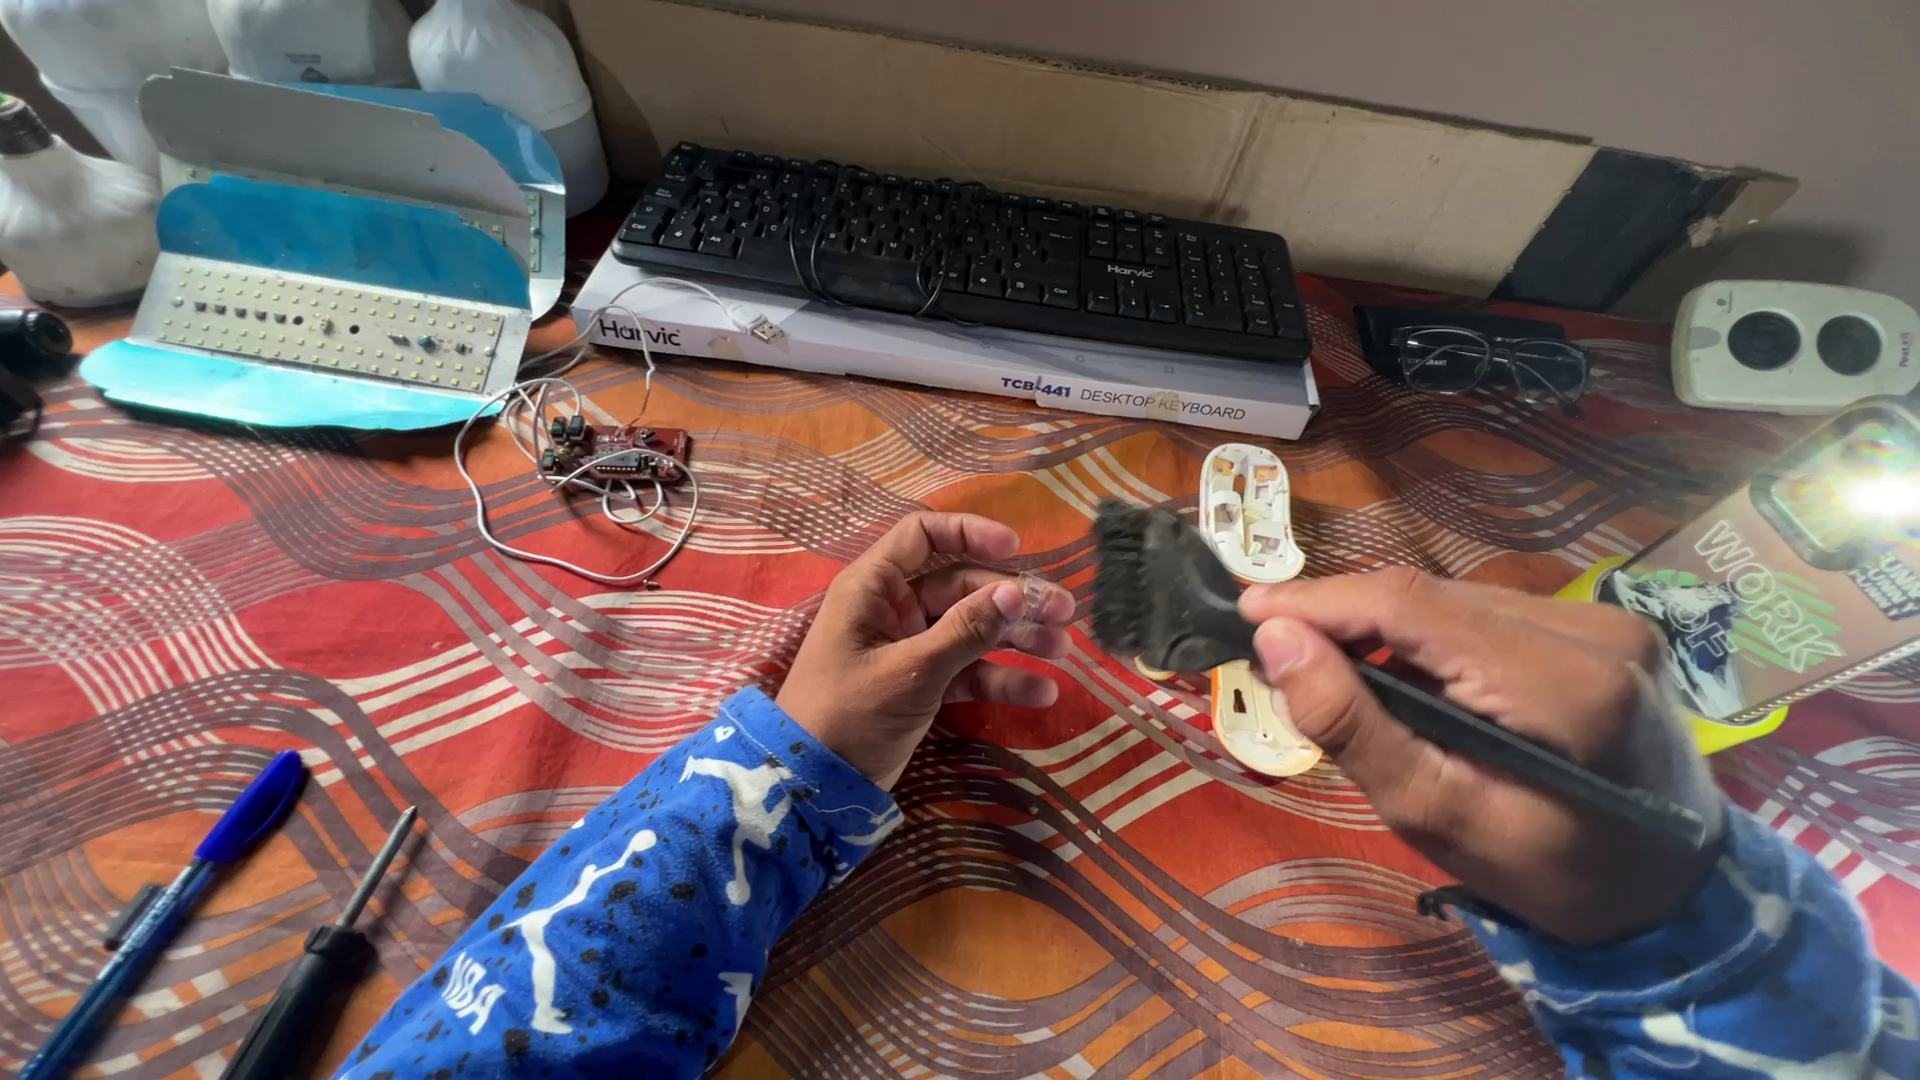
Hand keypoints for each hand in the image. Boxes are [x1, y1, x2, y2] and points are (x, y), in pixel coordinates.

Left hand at [778, 512, 1075, 788]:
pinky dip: (1000, 678)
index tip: (1016, 548)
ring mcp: (909, 646)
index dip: (970, 533)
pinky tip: (1040, 692)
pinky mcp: (921, 683)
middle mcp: (893, 607)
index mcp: (874, 587)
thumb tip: (1016, 591)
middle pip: (961, 584)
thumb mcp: (911, 671)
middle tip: (1063, 612)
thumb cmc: (850, 716)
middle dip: (1012, 597)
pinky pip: (968, 669)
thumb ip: (965, 630)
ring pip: (971, 627)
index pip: (923, 535)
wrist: (813, 790)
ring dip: (1015, 636)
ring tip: (1062, 649)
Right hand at [1240, 568, 1725, 944]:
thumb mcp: (1434, 813)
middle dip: (1336, 616)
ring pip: (1442, 600)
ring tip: (1322, 664)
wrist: (1670, 896)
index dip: (1319, 600)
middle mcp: (1589, 630)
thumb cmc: (1545, 871)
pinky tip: (1391, 671)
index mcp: (1562, 684)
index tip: (1247, 610)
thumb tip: (1274, 638)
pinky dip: (1415, 636)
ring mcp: (1599, 621)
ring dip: (1372, 627)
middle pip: (1423, 597)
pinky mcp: (1591, 626)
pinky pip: (1471, 613)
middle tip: (1272, 648)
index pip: (1409, 605)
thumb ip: (1351, 726)